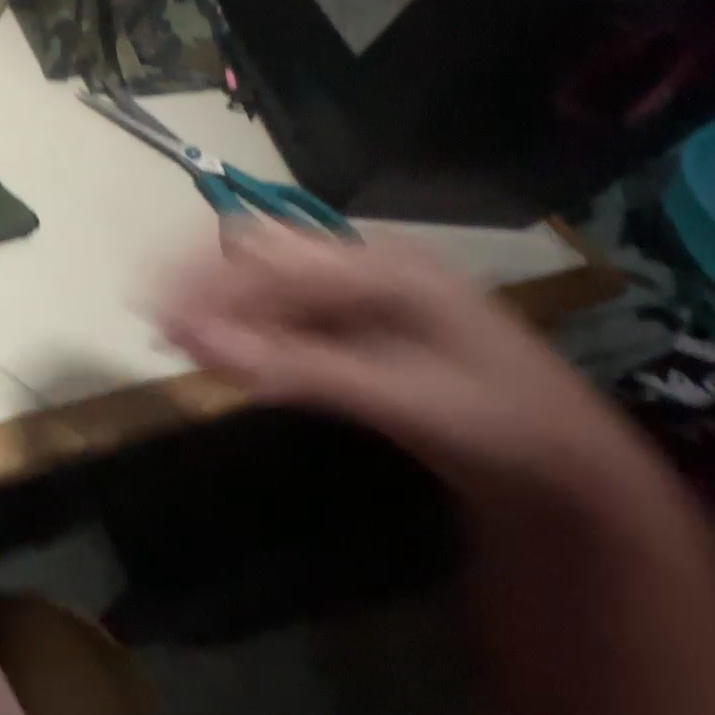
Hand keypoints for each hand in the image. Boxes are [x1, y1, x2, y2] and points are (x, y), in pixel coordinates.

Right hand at [156, 225, 657, 508]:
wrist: (562, 461)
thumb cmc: (494, 423)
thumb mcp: (400, 397)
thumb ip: (294, 367)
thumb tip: (192, 342)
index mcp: (385, 266)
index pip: (272, 261)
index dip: (207, 286)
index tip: (153, 319)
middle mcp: (364, 261)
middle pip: (258, 252)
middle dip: (196, 280)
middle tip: (152, 322)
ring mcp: (356, 286)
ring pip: (259, 277)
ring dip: (211, 301)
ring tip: (170, 334)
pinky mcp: (347, 315)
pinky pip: (275, 307)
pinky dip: (238, 324)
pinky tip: (215, 346)